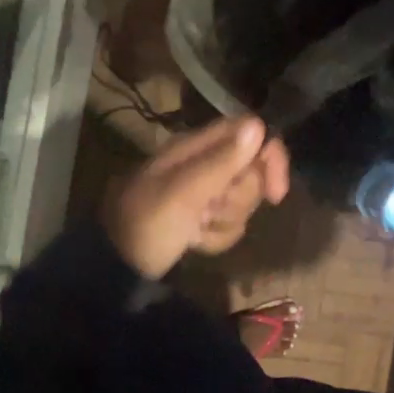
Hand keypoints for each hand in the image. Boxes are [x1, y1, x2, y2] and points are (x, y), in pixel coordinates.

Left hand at [103, 115, 290, 278]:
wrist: (118, 267)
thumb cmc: (148, 224)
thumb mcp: (184, 192)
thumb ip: (222, 161)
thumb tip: (258, 126)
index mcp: (195, 148)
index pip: (250, 134)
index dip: (270, 159)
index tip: (275, 193)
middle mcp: (203, 165)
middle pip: (251, 173)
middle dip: (239, 199)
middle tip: (211, 211)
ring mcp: (202, 194)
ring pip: (243, 203)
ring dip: (225, 222)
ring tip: (197, 230)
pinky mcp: (202, 220)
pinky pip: (230, 225)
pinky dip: (216, 238)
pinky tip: (194, 242)